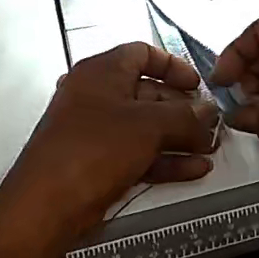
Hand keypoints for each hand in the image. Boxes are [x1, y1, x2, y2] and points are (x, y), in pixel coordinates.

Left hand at [0, 43, 219, 254]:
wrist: (48, 204)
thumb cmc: (90, 150)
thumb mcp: (147, 125)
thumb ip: (183, 116)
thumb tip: (206, 112)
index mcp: (100, 72)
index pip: (141, 53)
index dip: (172, 66)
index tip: (197, 83)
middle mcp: (94, 96)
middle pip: (146, 92)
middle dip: (182, 108)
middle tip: (210, 122)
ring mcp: (94, 131)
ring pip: (144, 127)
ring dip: (178, 137)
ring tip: (209, 147)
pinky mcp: (96, 163)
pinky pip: (137, 153)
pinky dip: (164, 159)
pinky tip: (192, 168)